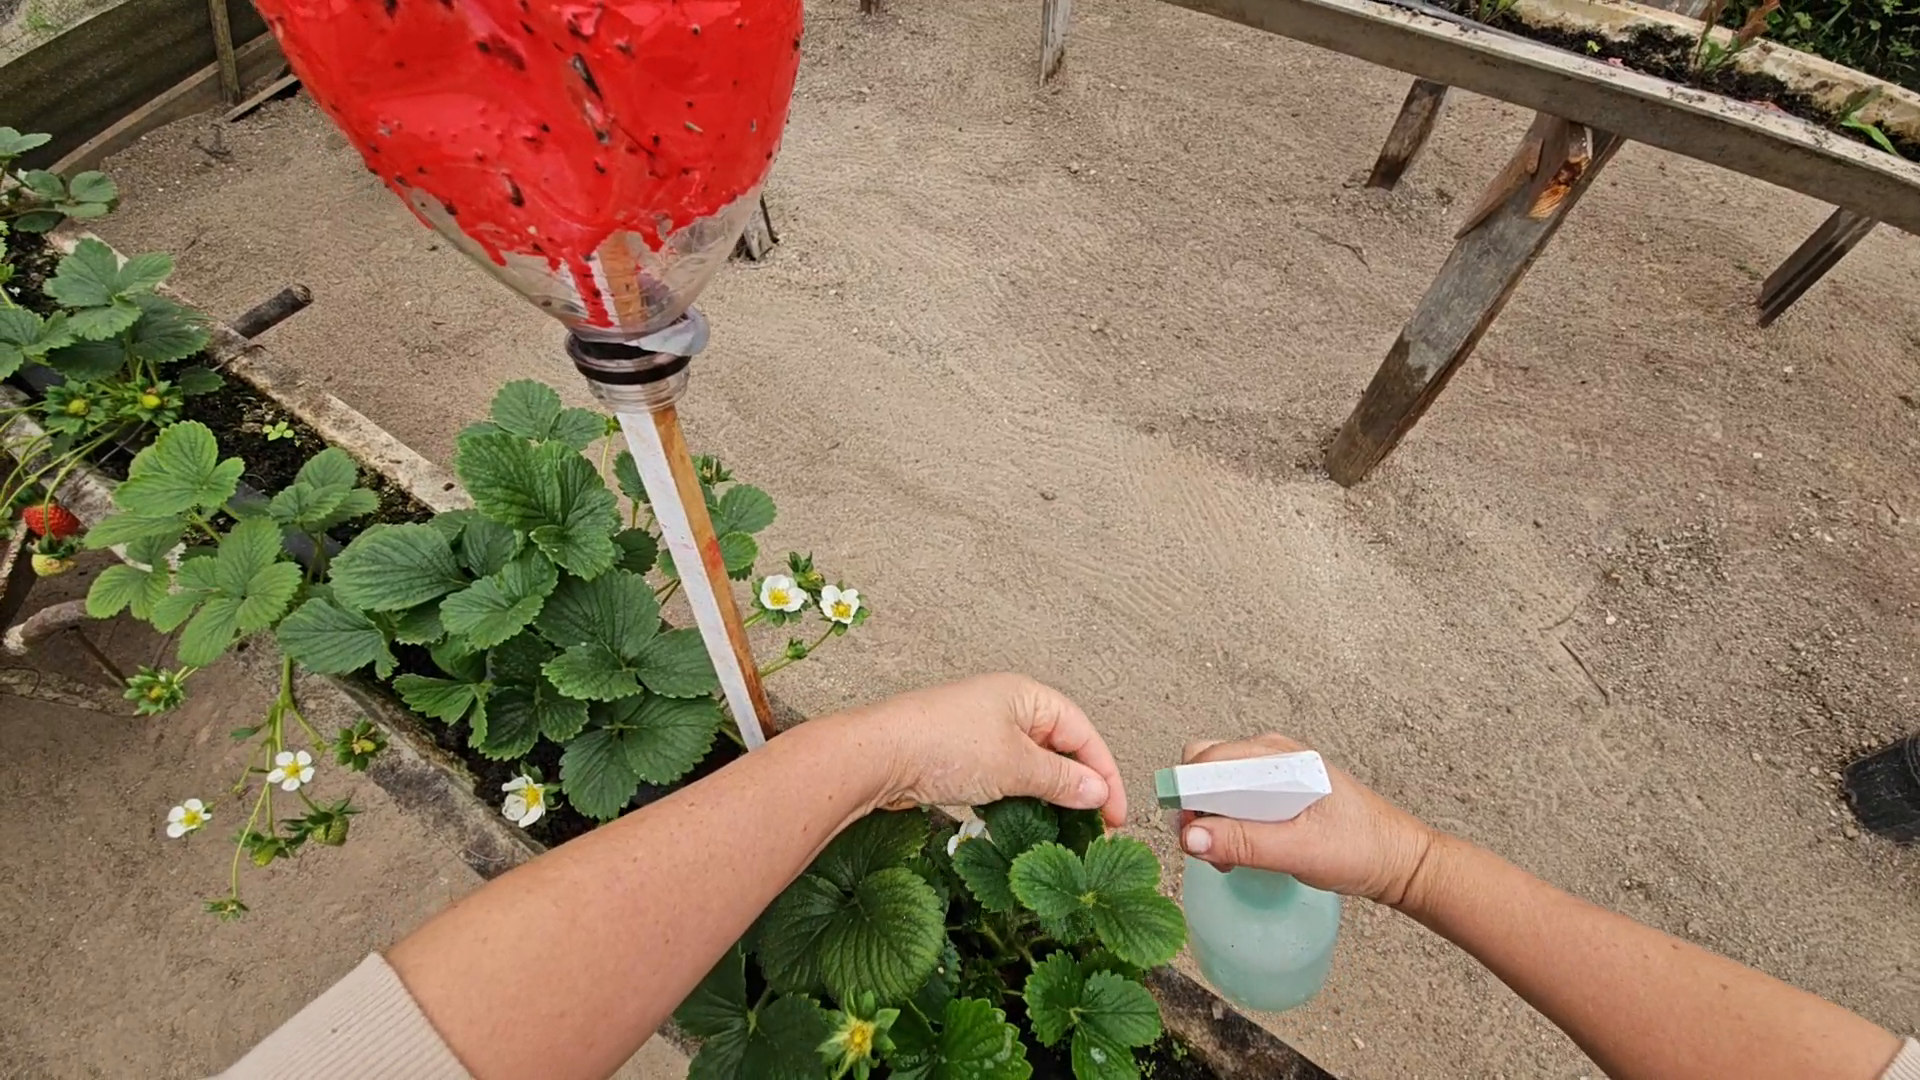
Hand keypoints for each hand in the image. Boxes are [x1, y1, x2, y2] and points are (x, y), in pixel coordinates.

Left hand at [849, 674, 1127, 826]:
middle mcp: (1007, 707)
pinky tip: (1024, 823)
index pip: (1082, 732)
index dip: (1105, 773)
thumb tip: (1097, 791)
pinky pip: (1005, 775)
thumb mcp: (1015, 766)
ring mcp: (983, 731)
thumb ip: (1062, 779)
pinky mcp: (963, 755)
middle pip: (1060, 746)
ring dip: (1050, 796)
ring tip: (1064, 832)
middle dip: (1080, 786)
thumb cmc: (945, 746)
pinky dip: (1019, 798)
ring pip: (1032, 764)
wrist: (877, 756)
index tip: (1117, 816)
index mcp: (1027, 696)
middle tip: (1096, 830)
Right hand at [1178, 735, 1435, 906]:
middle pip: (1203, 765)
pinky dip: (1225, 820)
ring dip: (1209, 816)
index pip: (1207, 760)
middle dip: (1194, 804)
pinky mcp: (1274, 789)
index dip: (1187, 794)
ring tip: (1229, 854)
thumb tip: (1190, 838)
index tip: (1186, 830)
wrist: (1401, 862)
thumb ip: (1243, 843)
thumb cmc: (1362, 850)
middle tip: (1207, 844)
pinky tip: (1242, 848)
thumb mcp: (1300, 851)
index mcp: (1277, 756)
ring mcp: (1271, 769)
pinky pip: (1232, 794)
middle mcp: (1269, 754)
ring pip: (1214, 781)